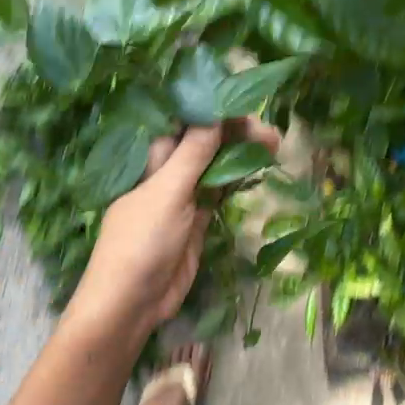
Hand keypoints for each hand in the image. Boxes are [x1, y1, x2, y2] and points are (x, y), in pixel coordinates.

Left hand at [64, 119, 280, 346]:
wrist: (130, 304)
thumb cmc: (140, 242)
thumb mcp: (167, 193)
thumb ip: (193, 154)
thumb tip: (215, 114)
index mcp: (148, 158)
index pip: (182, 122)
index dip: (211, 108)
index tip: (244, 100)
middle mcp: (164, 172)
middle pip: (202, 142)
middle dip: (234, 132)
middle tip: (270, 131)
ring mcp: (181, 196)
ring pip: (214, 166)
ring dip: (240, 153)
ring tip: (274, 143)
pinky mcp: (195, 220)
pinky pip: (218, 191)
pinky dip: (236, 179)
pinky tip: (258, 167)